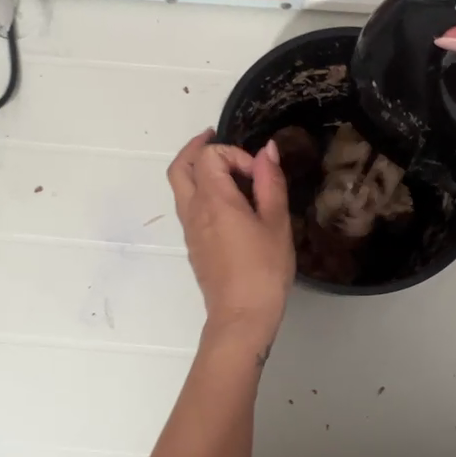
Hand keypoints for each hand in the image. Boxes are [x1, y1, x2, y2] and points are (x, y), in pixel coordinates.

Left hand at [167, 130, 294, 343]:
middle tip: (216, 140)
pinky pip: (188, 207)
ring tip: (227, 170)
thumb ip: (271, 182)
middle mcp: (193, 210)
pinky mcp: (194, 245)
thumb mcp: (276, 223)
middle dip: (196, 149)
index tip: (257, 173)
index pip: (208, 156)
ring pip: (180, 188)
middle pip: (179, 167)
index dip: (233, 153)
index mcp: (213, 200)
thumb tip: (267, 150)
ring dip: (197, 170)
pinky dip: (201, 192)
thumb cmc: (264, 269)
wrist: (241, 316)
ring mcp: (190, 229)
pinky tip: (228, 202)